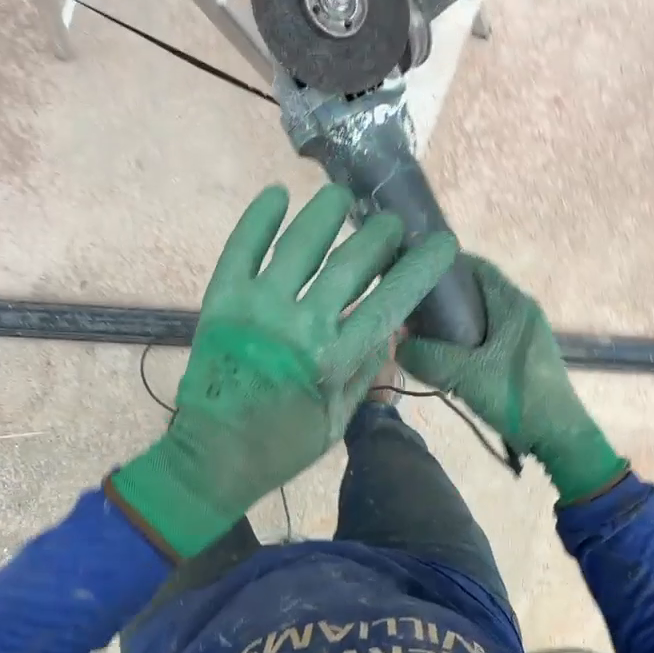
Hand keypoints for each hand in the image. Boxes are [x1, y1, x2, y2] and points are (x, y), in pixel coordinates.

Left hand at [110, 184, 456, 556]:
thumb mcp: (338, 420)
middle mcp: (302, 324)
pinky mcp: (222, 300)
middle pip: (351, 262)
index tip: (440, 243)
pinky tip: (277, 195)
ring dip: (326, 213)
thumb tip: (391, 327)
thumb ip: (365, 371)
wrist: (212, 457)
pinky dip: (259, 217)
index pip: (391, 301)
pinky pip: (242, 247)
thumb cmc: (283, 446)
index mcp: (335, 359)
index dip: (420, 267)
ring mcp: (259, 306)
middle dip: (379, 235)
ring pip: (301, 242)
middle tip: (388, 224)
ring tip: (341, 198)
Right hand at [399, 259, 625, 503]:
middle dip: (443, 298)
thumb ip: (428, 358)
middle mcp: (522, 310)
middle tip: (410, 311)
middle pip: (476, 291)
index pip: (475, 266)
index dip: (442, 266)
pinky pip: (489, 335)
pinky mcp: (524, 355)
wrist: (558, 436)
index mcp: (513, 304)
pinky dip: (466, 340)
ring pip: (482, 315)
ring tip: (422, 336)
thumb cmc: (516, 398)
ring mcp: (526, 333)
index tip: (413, 275)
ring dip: (453, 323)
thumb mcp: (466, 377)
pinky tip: (447, 359)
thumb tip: (396, 346)